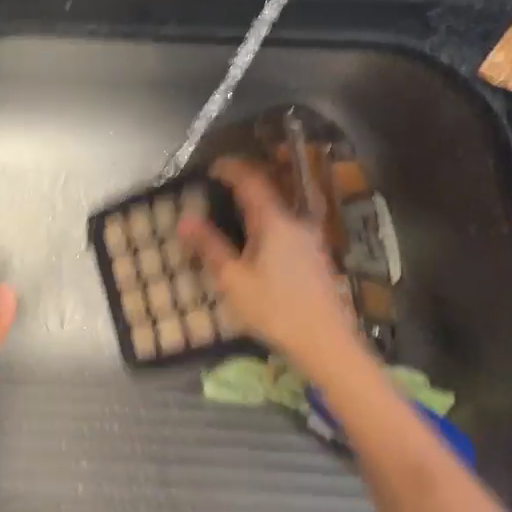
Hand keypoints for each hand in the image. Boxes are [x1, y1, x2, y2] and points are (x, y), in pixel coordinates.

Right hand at [178, 157, 362, 372]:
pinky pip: (286, 229)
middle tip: (217, 189)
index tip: (211, 166)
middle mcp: (295, 223)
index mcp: (273, 222)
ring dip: (255, 207)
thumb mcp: (233, 280)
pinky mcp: (315, 258)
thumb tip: (184, 220)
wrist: (327, 344)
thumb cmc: (276, 310)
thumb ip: (209, 246)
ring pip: (278, 212)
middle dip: (242, 187)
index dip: (231, 168)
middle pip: (268, 193)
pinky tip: (255, 245)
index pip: (251, 181)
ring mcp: (309, 241)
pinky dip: (266, 225)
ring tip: (231, 215)